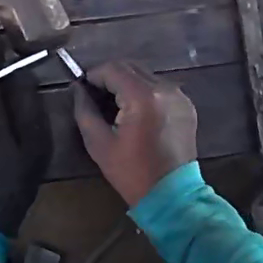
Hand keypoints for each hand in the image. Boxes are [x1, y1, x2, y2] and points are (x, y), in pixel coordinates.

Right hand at [73, 61, 197, 206]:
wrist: (172, 196)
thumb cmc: (131, 172)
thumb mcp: (98, 143)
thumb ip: (84, 109)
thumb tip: (77, 89)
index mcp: (142, 97)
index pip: (112, 69)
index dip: (93, 76)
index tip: (83, 90)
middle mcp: (164, 89)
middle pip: (129, 67)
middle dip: (109, 77)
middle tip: (96, 97)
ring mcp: (178, 95)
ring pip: (144, 74)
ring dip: (126, 83)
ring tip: (114, 106)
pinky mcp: (185, 105)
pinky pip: (158, 87)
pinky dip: (143, 91)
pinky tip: (135, 112)